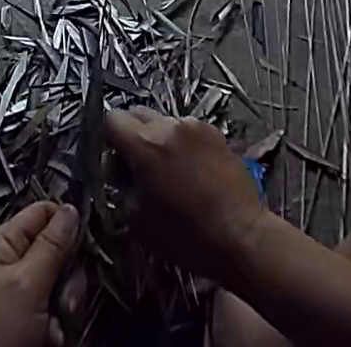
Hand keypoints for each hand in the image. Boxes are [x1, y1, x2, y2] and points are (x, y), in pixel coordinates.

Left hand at [0, 202, 78, 346]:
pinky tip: (49, 343)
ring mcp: (25, 297)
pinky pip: (60, 317)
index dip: (68, 223)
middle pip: (62, 254)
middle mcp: (16, 265)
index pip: (46, 212)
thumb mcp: (25, 283)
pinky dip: (60, 332)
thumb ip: (52, 244)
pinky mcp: (33, 326)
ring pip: (66, 288)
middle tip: (59, 303)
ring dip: (66, 311)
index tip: (82, 245)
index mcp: (6, 242)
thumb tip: (71, 207)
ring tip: (50, 333)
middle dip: (69, 280)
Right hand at [102, 107, 269, 280]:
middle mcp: (169, 125)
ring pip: (163, 122)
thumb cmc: (184, 235)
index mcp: (144, 143)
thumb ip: (119, 183)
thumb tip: (118, 166)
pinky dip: (182, 144)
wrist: (241, 236)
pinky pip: (187, 130)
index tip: (115, 159)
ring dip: (159, 139)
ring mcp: (195, 125)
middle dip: (132, 135)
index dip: (108, 139)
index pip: (111, 119)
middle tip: (140, 167)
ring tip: (171, 172)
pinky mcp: (215, 132)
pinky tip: (192, 171)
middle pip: (137, 114)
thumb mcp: (135, 217)